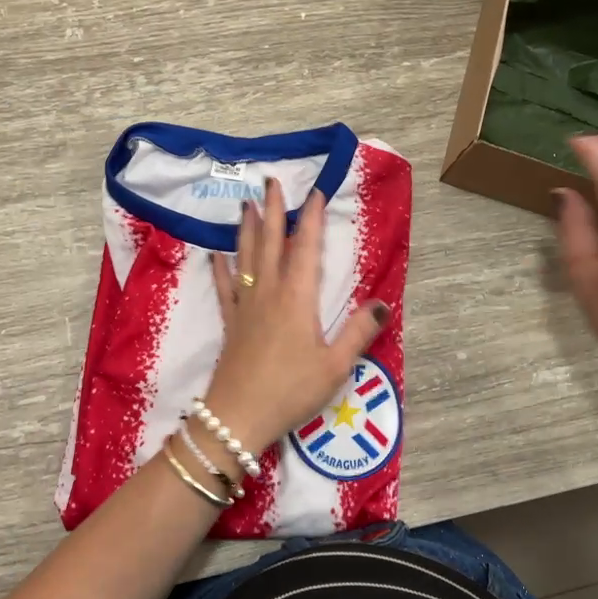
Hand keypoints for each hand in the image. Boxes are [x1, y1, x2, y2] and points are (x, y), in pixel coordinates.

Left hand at [202, 178, 388, 454]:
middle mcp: (269, 292)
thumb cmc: (290, 390)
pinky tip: (215, 254)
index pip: (305, 247)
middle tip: (270, 181)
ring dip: (246, 228)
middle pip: (270, 241)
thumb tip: (382, 303)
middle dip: (272, 209)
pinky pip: (225, 287)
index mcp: (297, 297)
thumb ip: (358, 332)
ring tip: (245, 203)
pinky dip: (220, 268)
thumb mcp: (335, 366)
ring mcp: (246, 305)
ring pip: (245, 256)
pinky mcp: (230, 322)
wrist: (237, 417)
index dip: (310, 218)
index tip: (314, 191)